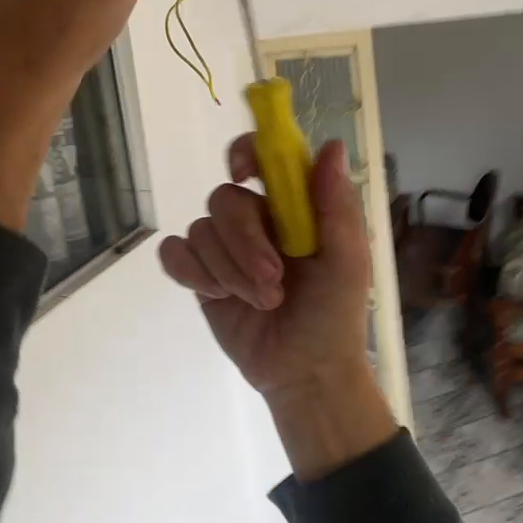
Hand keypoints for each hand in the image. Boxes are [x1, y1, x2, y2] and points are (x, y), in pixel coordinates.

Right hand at [159, 134, 397, 479]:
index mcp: (291, 208)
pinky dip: (190, 271)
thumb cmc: (335, 317)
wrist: (305, 375)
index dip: (247, 153)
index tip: (244, 174)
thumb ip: (337, 206)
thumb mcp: (348, 263)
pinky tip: (214, 294)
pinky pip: (174, 253)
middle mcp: (254, 220)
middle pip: (224, 199)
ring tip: (261, 302)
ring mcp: (223, 248)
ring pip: (201, 230)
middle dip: (244, 242)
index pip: (262, 158)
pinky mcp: (199, 275)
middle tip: (273, 281)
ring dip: (229, 270)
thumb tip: (330, 146)